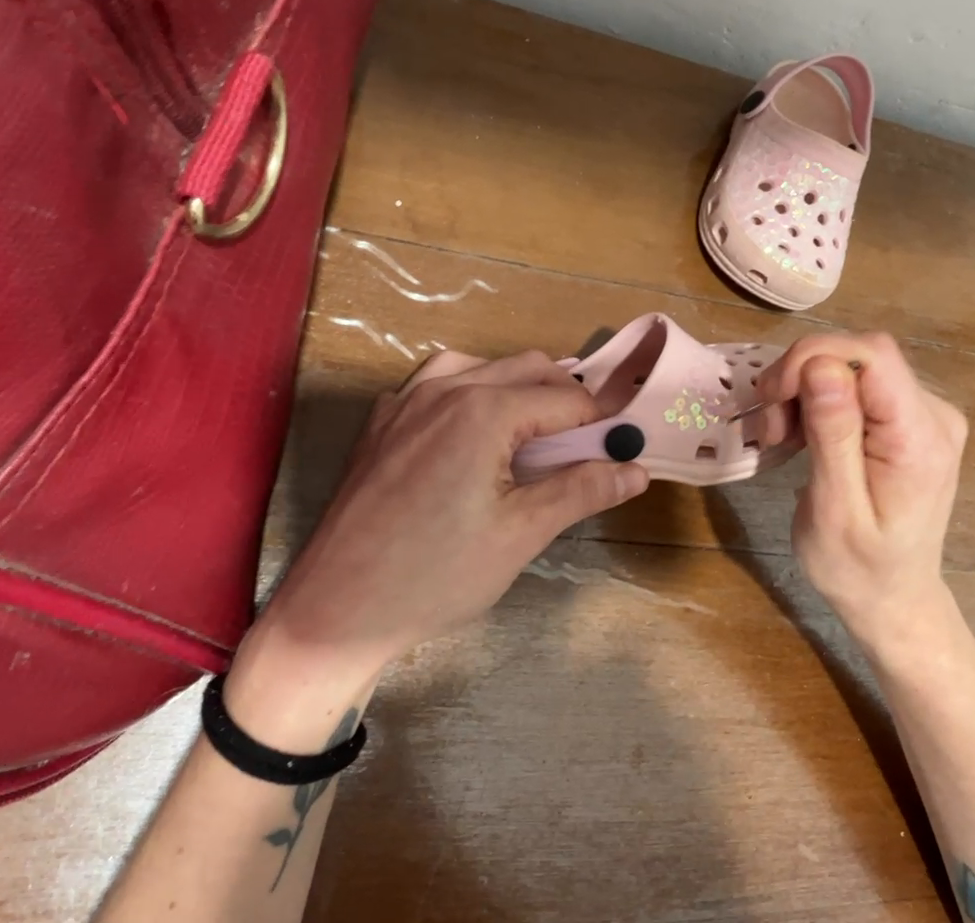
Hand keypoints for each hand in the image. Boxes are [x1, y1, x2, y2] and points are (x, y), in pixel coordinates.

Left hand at [235, 350, 648, 696]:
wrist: (338, 607)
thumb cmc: (436, 576)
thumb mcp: (520, 535)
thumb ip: (581, 491)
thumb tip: (637, 470)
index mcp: (482, 410)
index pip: (565, 399)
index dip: (601, 423)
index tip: (622, 448)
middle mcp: (443, 388)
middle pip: (527, 368)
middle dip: (565, 400)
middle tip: (584, 449)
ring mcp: (404, 400)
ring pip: (481, 368)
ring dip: (518, 390)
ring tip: (532, 439)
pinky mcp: (381, 422)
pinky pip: (438, 384)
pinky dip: (471, 394)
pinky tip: (473, 437)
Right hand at [755, 332, 967, 650]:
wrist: (891, 597)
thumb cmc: (856, 567)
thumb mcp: (834, 508)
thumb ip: (833, 434)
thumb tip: (820, 365)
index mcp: (921, 438)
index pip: (872, 356)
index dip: (814, 359)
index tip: (773, 398)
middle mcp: (934, 414)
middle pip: (860, 356)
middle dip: (801, 377)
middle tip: (769, 428)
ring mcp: (924, 414)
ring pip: (852, 366)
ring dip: (803, 390)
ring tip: (780, 436)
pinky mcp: (906, 419)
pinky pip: (855, 386)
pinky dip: (816, 400)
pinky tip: (799, 433)